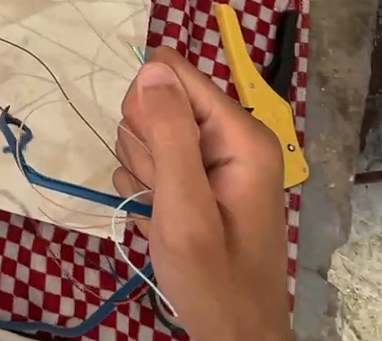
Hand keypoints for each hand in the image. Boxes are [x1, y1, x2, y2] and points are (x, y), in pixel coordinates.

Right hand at [113, 48, 289, 340]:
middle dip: (145, 143)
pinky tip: (159, 215)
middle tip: (164, 192)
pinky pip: (145, 155)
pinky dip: (142, 184)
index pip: (172, 71)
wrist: (230, 337)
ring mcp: (210, 156)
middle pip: (154, 98)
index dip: (147, 104)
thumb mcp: (186, 208)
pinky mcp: (191, 176)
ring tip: (165, 210)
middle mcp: (229, 135)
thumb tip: (151, 67)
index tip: (154, 152)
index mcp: (240, 133)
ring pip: (144, 127)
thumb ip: (169, 134)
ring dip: (142, 167)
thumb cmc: (214, 279)